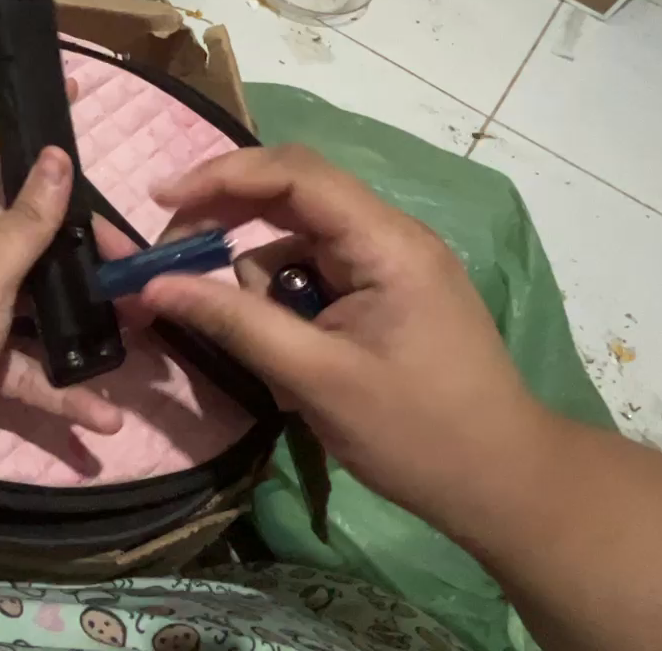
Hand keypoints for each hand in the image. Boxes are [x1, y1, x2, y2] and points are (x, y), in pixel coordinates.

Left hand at [0, 127, 122, 493]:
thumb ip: (24, 220)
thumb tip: (54, 155)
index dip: (29, 121)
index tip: (74, 95)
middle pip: (31, 233)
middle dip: (82, 244)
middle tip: (132, 260)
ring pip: (36, 304)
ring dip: (81, 320)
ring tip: (138, 330)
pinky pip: (25, 369)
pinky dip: (61, 391)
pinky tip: (103, 418)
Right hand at [137, 145, 550, 525]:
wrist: (508, 488)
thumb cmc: (420, 435)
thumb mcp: (315, 380)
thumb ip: (233, 322)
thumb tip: (153, 287)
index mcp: (385, 242)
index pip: (293, 174)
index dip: (221, 176)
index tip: (162, 201)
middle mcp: (384, 234)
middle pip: (287, 192)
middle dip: (223, 214)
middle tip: (171, 251)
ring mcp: (380, 259)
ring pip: (288, 234)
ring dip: (251, 273)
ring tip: (247, 337)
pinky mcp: (374, 286)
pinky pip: (304, 267)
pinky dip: (274, 296)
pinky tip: (280, 346)